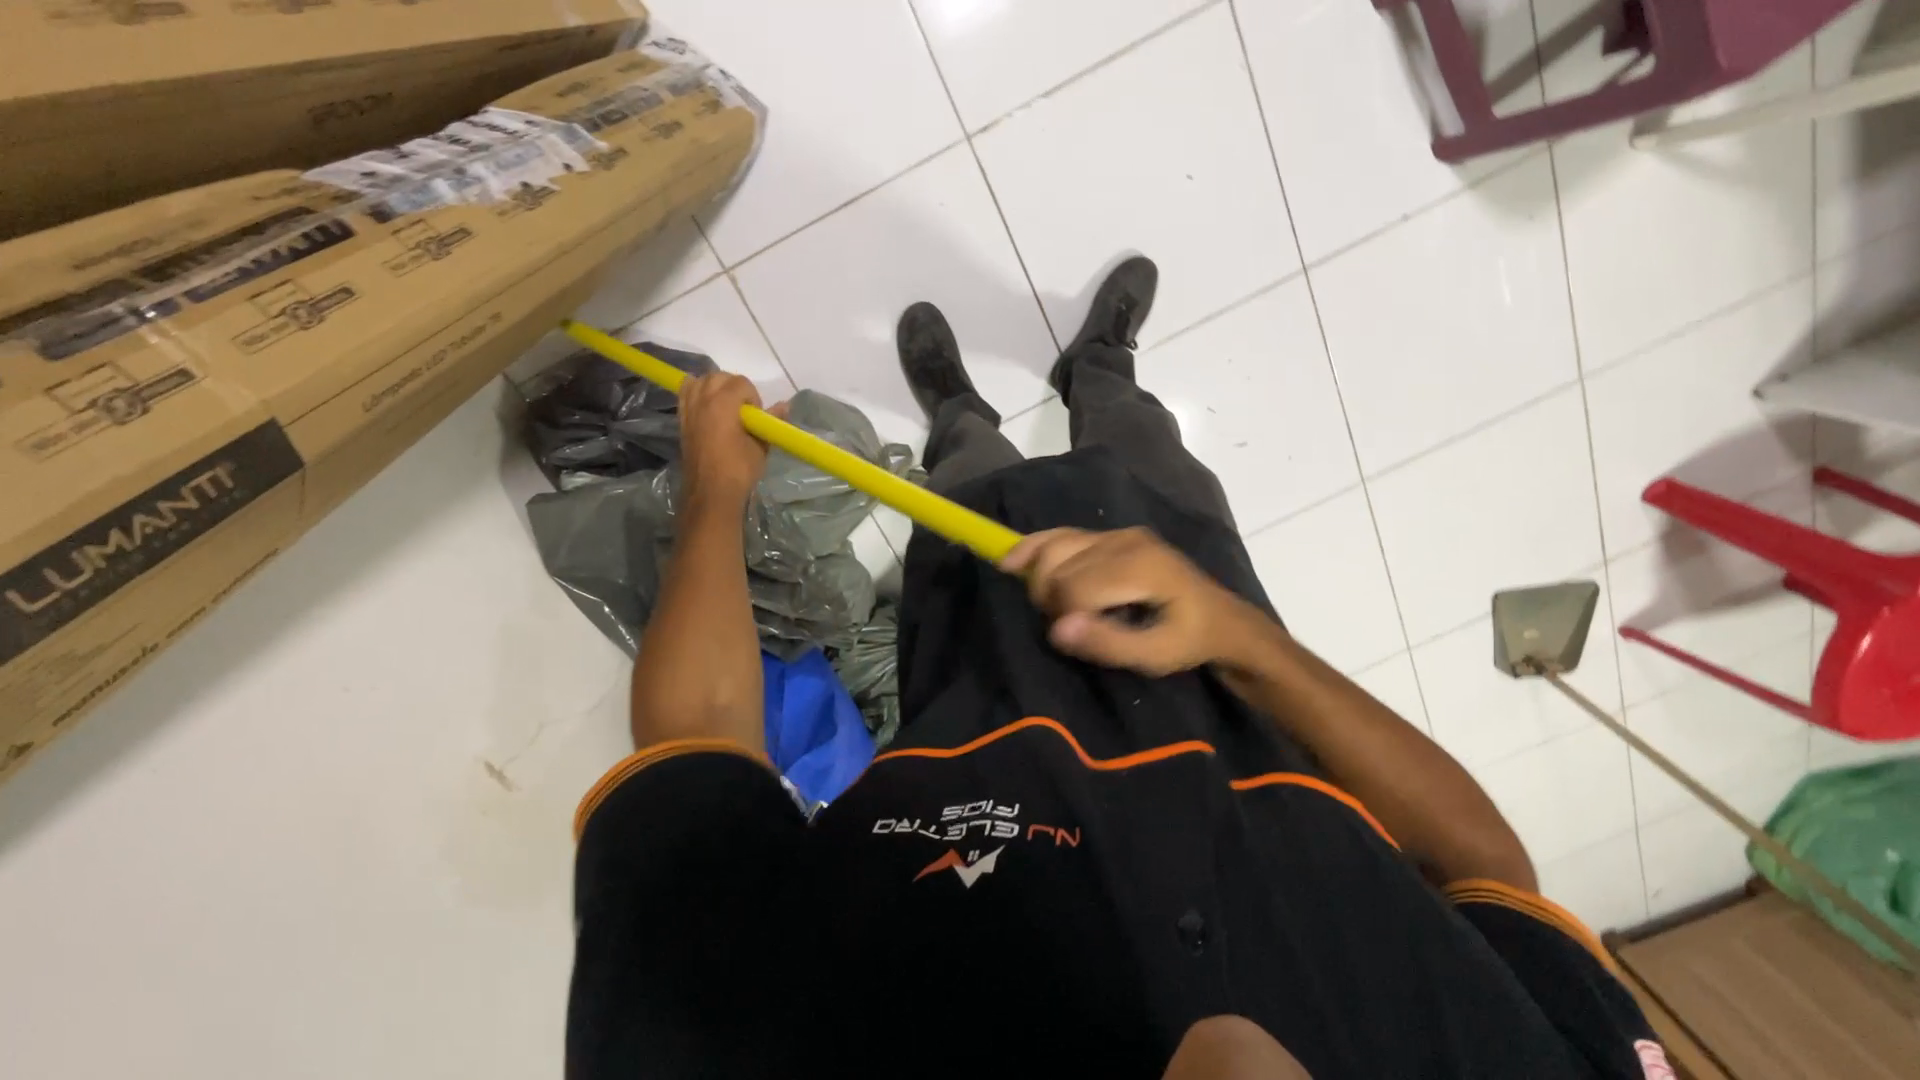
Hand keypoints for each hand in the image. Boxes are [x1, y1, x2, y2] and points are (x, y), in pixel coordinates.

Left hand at [677, 374, 785, 505]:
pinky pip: (685, 394)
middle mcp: (702, 400)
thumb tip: (785, 405)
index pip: (741, 383)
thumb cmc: (739, 470)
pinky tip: (707, 407)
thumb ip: (770, 421)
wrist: (711, 493)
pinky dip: (696, 393)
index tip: (756, 417)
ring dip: (714, 387)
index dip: (753, 397)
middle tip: (744, 410)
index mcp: (723, 404)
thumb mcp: (760, 446)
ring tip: (725, 406)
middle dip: (734, 387)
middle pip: (718, 377)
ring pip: (699, 381)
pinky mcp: (682, 421)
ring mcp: (689, 410)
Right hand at [1000, 527, 1262, 675]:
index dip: (1065, 618)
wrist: (1222, 621)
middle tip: (1065, 627)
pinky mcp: (1109, 534)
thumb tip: (1057, 629)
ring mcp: (1117, 533)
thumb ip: (1108, 643)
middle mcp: (1125, 540)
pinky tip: (1010, 562)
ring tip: (1049, 606)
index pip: (1074, 586)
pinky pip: (1060, 536)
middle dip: (1048, 598)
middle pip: (1057, 564)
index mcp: (1140, 567)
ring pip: (1053, 546)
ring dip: (1040, 578)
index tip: (1078, 640)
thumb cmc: (1189, 642)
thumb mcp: (1156, 656)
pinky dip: (1033, 548)